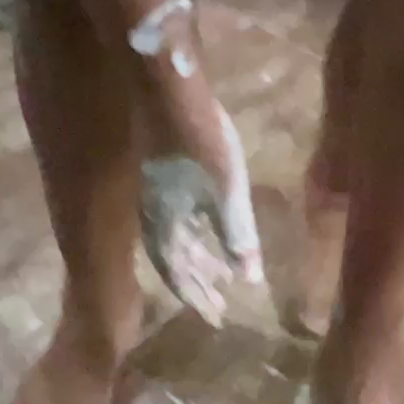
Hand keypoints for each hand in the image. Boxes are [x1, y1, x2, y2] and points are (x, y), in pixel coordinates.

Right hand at [137, 106, 261, 325]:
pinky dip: (194, 228)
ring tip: (221, 270)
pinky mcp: (160, 169)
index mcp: (164, 226)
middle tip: (220, 303)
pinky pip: (176, 214)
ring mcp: (153, 191)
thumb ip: (237, 236)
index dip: (197, 298)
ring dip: (198, 257)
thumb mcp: (226, 192)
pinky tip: (207, 221)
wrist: (165, 85)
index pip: (178, 275)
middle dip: (199, 283)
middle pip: (176, 260)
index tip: (216, 318)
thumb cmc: (199, 139)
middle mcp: (153, 215)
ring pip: (176, 237)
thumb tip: (250, 280)